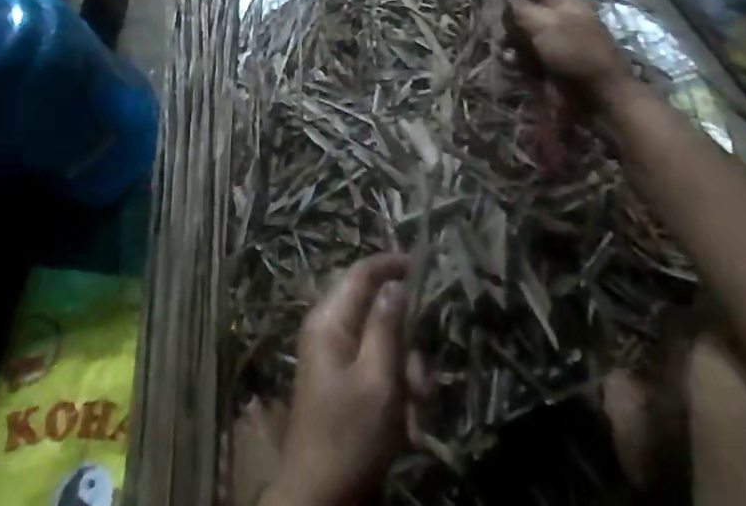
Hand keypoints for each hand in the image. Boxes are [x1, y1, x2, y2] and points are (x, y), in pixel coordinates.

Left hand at [266, 254, 412, 505]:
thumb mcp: (377, 379)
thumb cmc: (349, 435)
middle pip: (380, 314)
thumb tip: (396, 284)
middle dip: (409, 345)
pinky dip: (399, 395)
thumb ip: (387, 326)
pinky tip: (408, 428)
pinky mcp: (346, 386)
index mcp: (330, 322)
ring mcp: (337, 360)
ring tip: (416, 413)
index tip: (424, 264)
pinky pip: (381, 373)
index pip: (361, 273)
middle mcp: (330, 332)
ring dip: (409, 377)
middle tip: (422, 381)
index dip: (391, 264)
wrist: (321, 498)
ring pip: (387, 347)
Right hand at [502, 0, 643, 101]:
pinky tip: (511, 63)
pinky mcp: (549, 63)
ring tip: (504, 49)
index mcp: (564, 1)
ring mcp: (554, 41)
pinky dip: (516, 58)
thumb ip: (519, 8)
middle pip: (522, 8)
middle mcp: (558, 17)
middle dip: (505, 15)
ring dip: (508, 40)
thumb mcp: (545, 25)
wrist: (600, 97)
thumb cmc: (575, 53)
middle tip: (489, 20)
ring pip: (519, 33)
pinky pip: (524, 55)